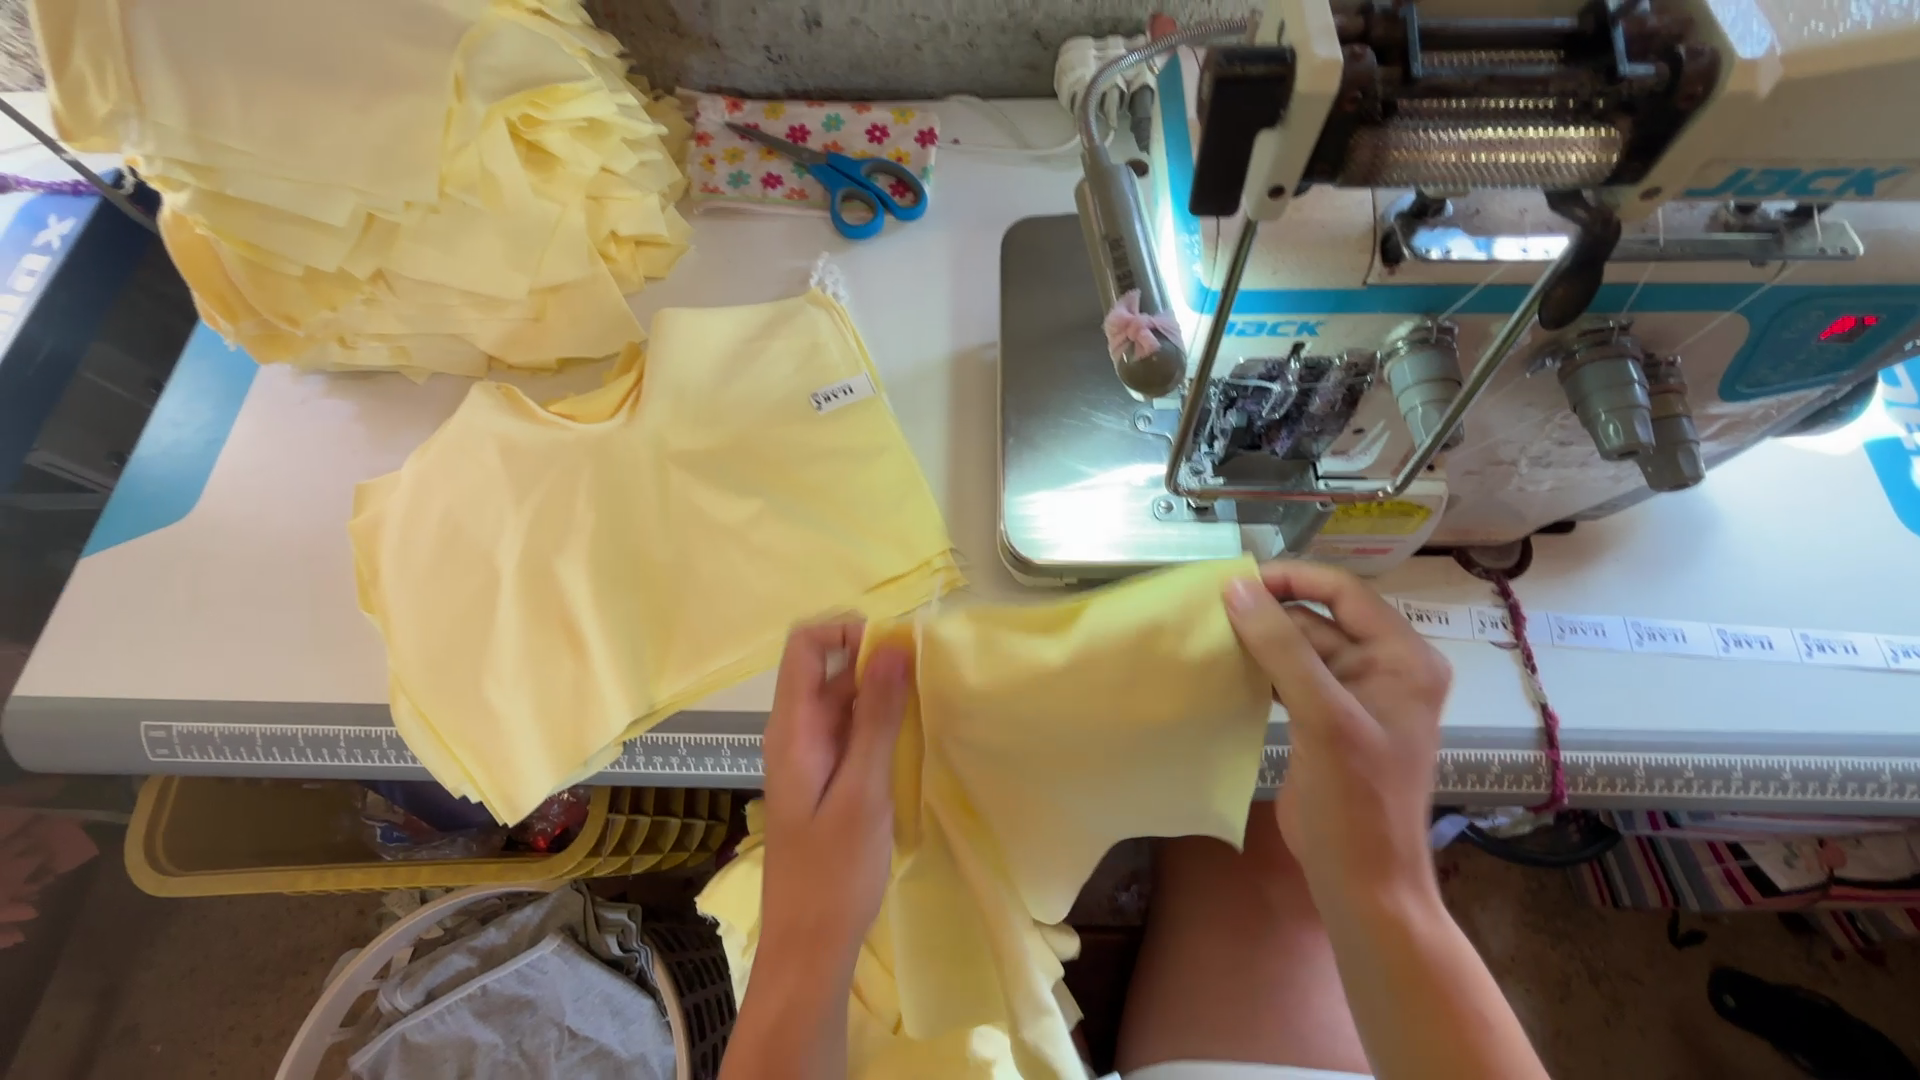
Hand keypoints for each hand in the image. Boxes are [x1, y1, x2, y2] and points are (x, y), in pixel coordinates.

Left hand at [759, 619, 912, 966]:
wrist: (810, 947)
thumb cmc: (834, 872)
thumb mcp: (863, 790)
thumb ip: (877, 716)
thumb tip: (892, 645)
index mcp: (792, 728)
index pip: (805, 645)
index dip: (848, 632)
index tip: (896, 651)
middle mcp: (797, 732)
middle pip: (830, 669)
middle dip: (875, 662)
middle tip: (926, 682)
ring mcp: (812, 756)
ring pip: (845, 700)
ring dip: (883, 694)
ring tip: (927, 708)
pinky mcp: (828, 778)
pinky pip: (853, 731)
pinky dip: (881, 723)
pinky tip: (912, 740)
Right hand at [1223, 561, 1450, 910]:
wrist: (1362, 881)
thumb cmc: (1355, 801)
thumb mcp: (1323, 718)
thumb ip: (1282, 648)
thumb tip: (1236, 587)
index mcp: (1403, 658)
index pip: (1344, 592)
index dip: (1292, 578)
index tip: (1236, 581)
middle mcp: (1385, 667)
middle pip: (1318, 617)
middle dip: (1269, 611)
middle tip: (1211, 611)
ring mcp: (1356, 695)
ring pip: (1300, 646)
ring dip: (1261, 639)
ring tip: (1213, 633)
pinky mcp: (1328, 719)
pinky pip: (1292, 676)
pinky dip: (1262, 668)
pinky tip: (1229, 667)